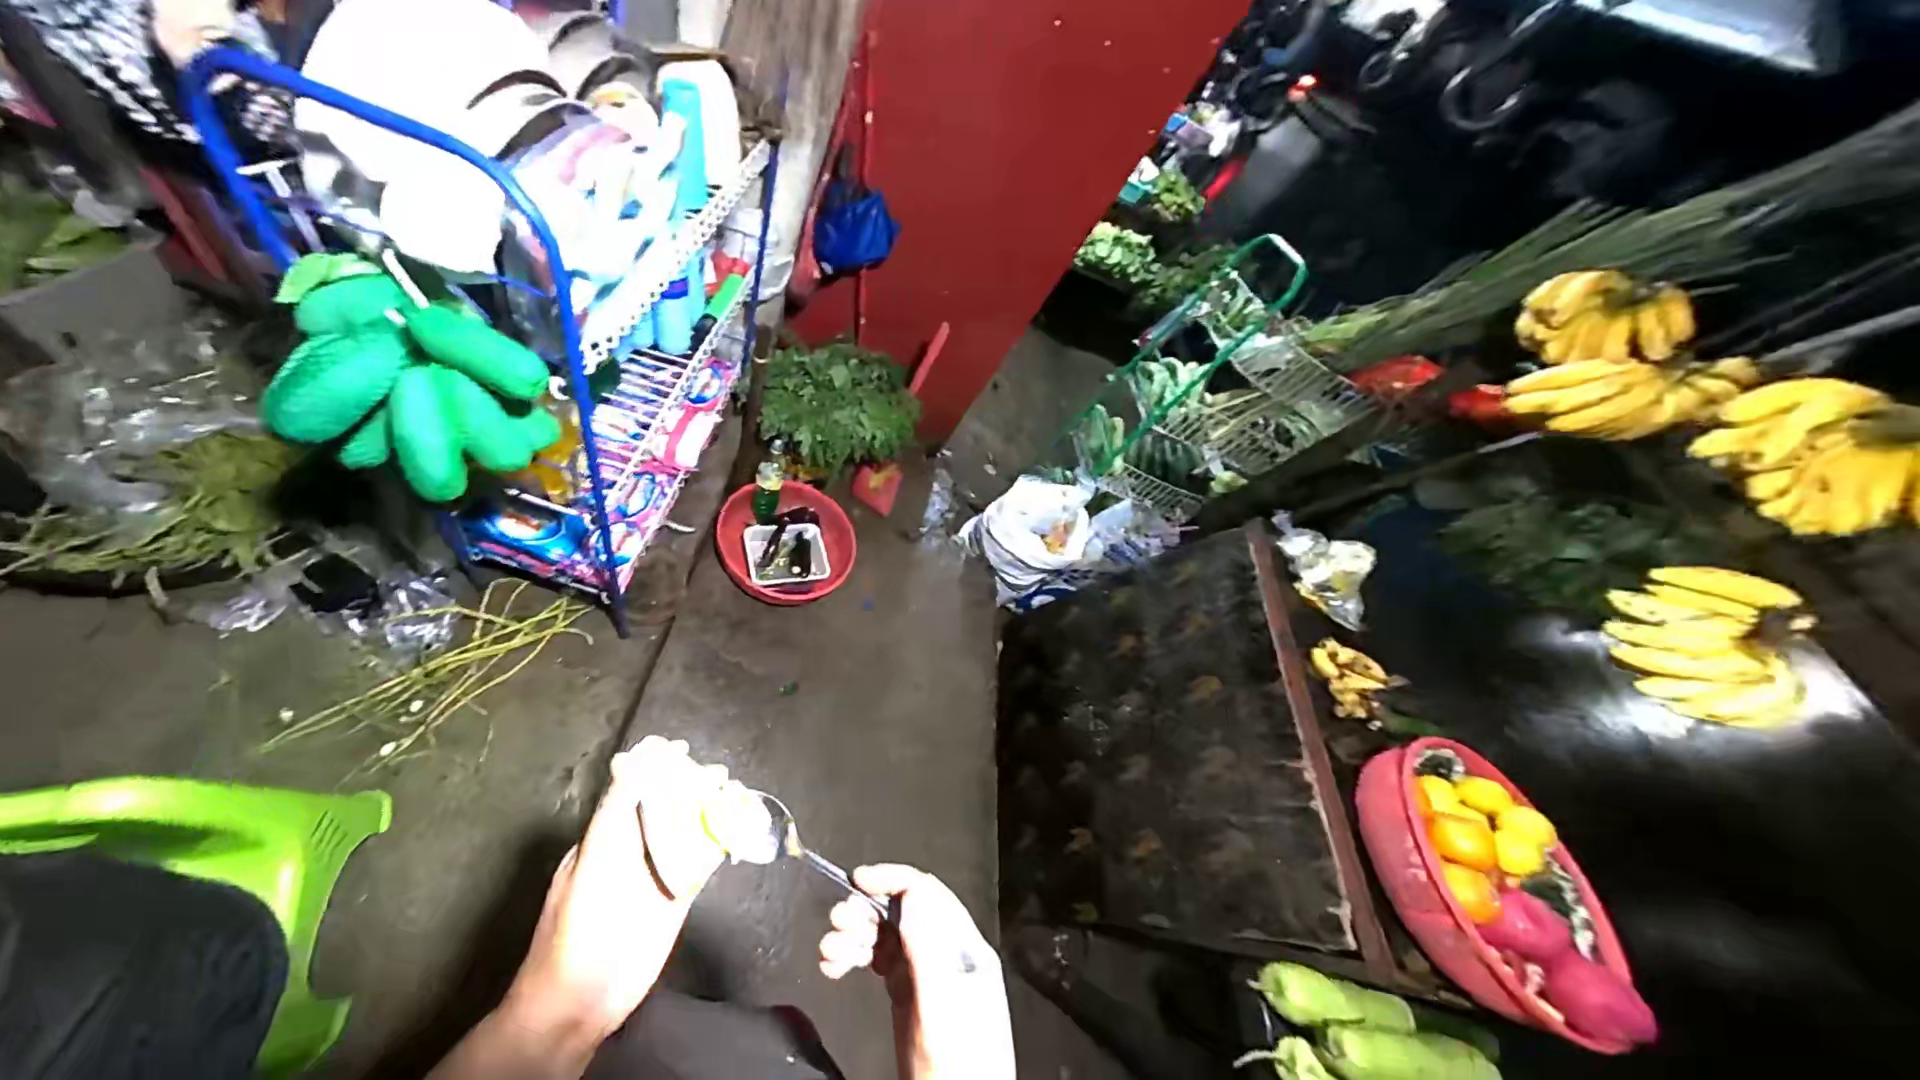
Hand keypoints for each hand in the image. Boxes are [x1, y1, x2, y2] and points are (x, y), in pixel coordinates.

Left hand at [501, 737, 730, 1049]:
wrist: (583, 1002)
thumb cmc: (580, 928)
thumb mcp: (595, 861)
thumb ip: (617, 810)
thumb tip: (632, 758)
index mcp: (607, 831)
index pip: (634, 784)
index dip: (656, 762)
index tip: (680, 747)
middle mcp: (635, 843)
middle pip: (668, 801)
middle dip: (693, 781)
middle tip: (719, 774)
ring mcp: (660, 868)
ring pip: (691, 826)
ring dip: (713, 805)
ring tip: (735, 790)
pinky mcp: (681, 892)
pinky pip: (706, 856)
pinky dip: (725, 837)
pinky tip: (743, 825)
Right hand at [817, 864, 1015, 1079]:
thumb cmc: (962, 1068)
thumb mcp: (944, 1004)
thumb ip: (928, 948)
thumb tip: (910, 894)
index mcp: (963, 948)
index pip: (927, 894)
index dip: (892, 879)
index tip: (859, 880)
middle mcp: (945, 953)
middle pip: (902, 911)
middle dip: (866, 910)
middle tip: (836, 923)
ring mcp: (926, 972)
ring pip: (886, 934)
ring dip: (855, 934)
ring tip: (830, 950)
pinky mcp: (908, 993)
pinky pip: (878, 959)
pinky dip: (854, 955)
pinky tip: (836, 964)